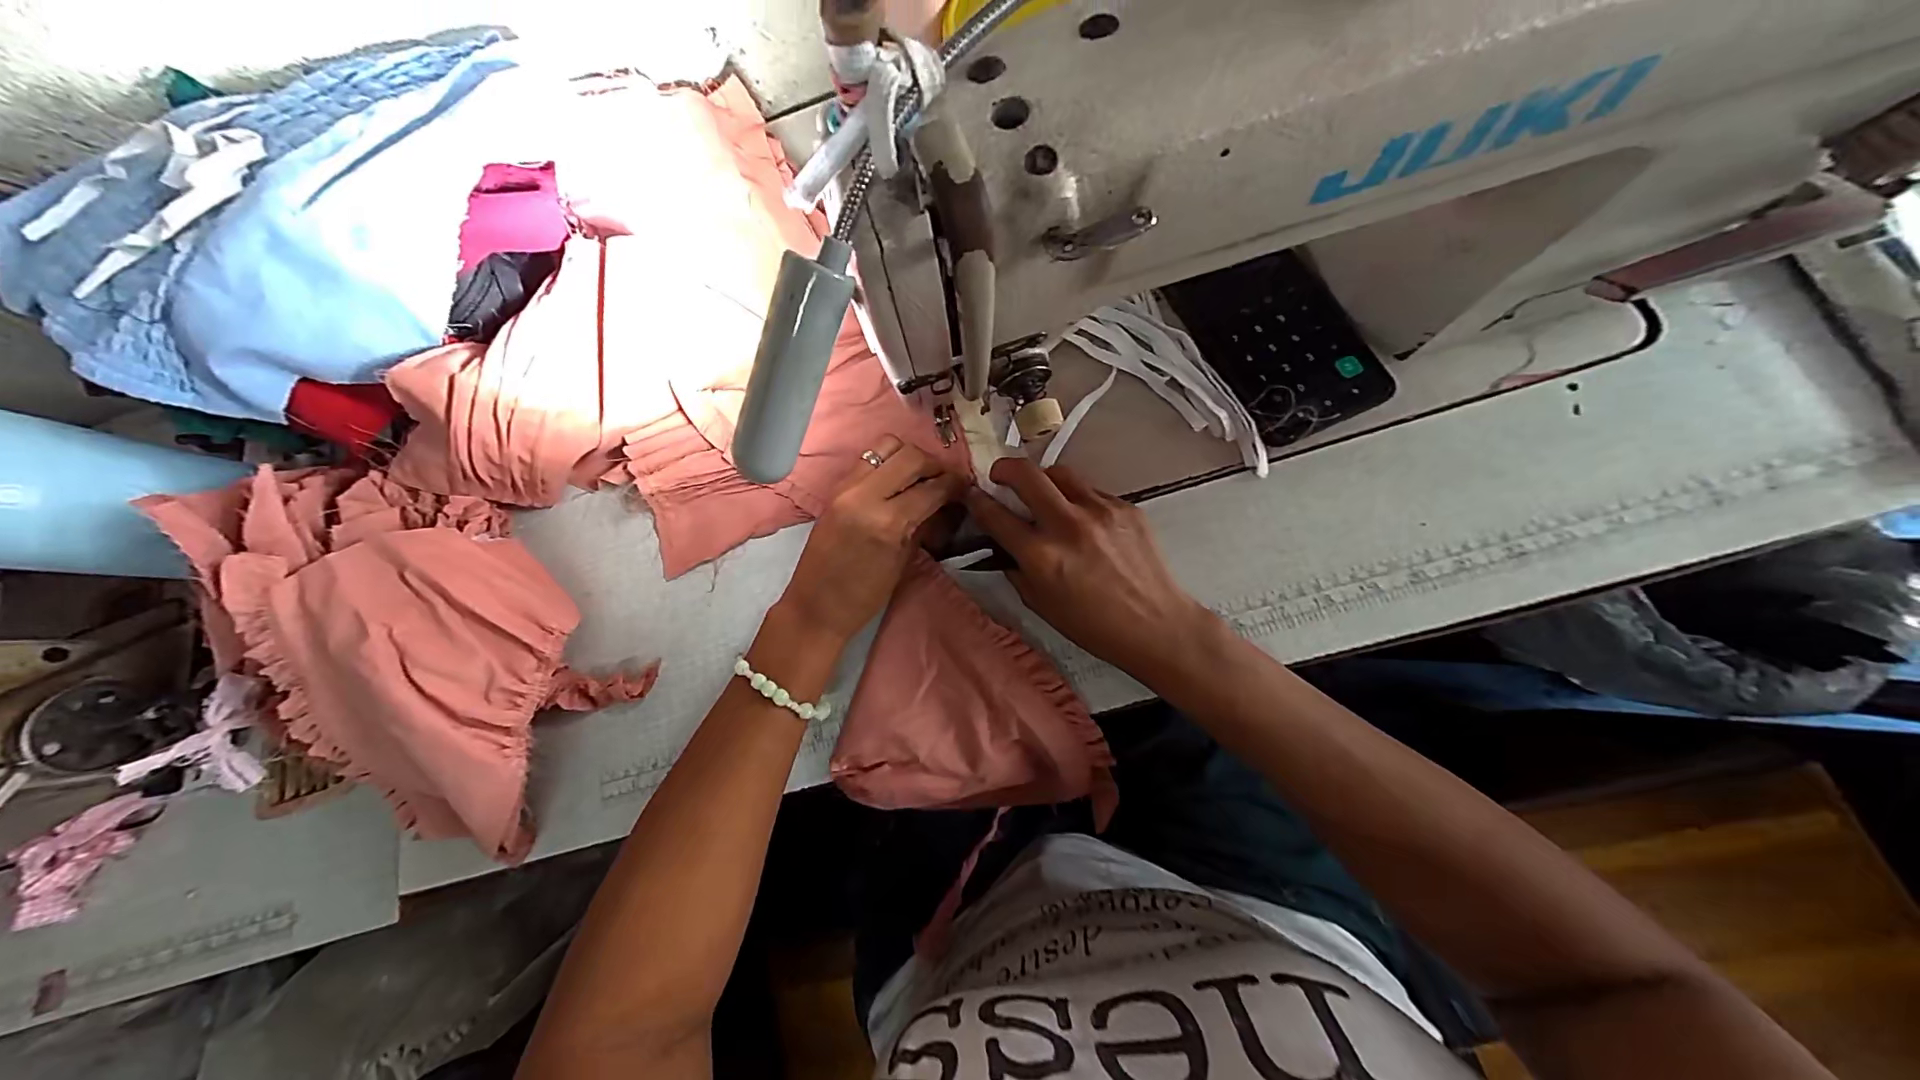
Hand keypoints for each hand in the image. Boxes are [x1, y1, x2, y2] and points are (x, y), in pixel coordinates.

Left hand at [777, 435, 965, 641]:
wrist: (816, 606)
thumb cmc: (865, 596)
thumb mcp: (903, 561)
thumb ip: (924, 524)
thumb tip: (946, 502)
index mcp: (886, 521)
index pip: (930, 488)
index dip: (954, 484)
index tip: (965, 486)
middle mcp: (864, 495)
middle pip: (910, 456)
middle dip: (934, 464)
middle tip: (945, 479)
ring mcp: (846, 488)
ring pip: (886, 447)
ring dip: (909, 457)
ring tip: (920, 476)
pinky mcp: (835, 488)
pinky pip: (868, 460)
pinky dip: (888, 463)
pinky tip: (897, 482)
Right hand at [965, 458, 1218, 681]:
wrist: (1156, 624)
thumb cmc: (1094, 626)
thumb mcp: (1041, 605)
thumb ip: (1017, 569)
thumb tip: (1003, 545)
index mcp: (1041, 556)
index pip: (995, 514)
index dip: (976, 500)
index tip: (971, 494)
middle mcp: (1067, 525)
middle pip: (1025, 473)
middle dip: (1004, 468)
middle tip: (1000, 476)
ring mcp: (1099, 511)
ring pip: (1059, 473)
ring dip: (1042, 479)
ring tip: (1042, 495)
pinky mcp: (1125, 506)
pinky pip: (1090, 490)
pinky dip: (1077, 499)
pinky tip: (1082, 520)